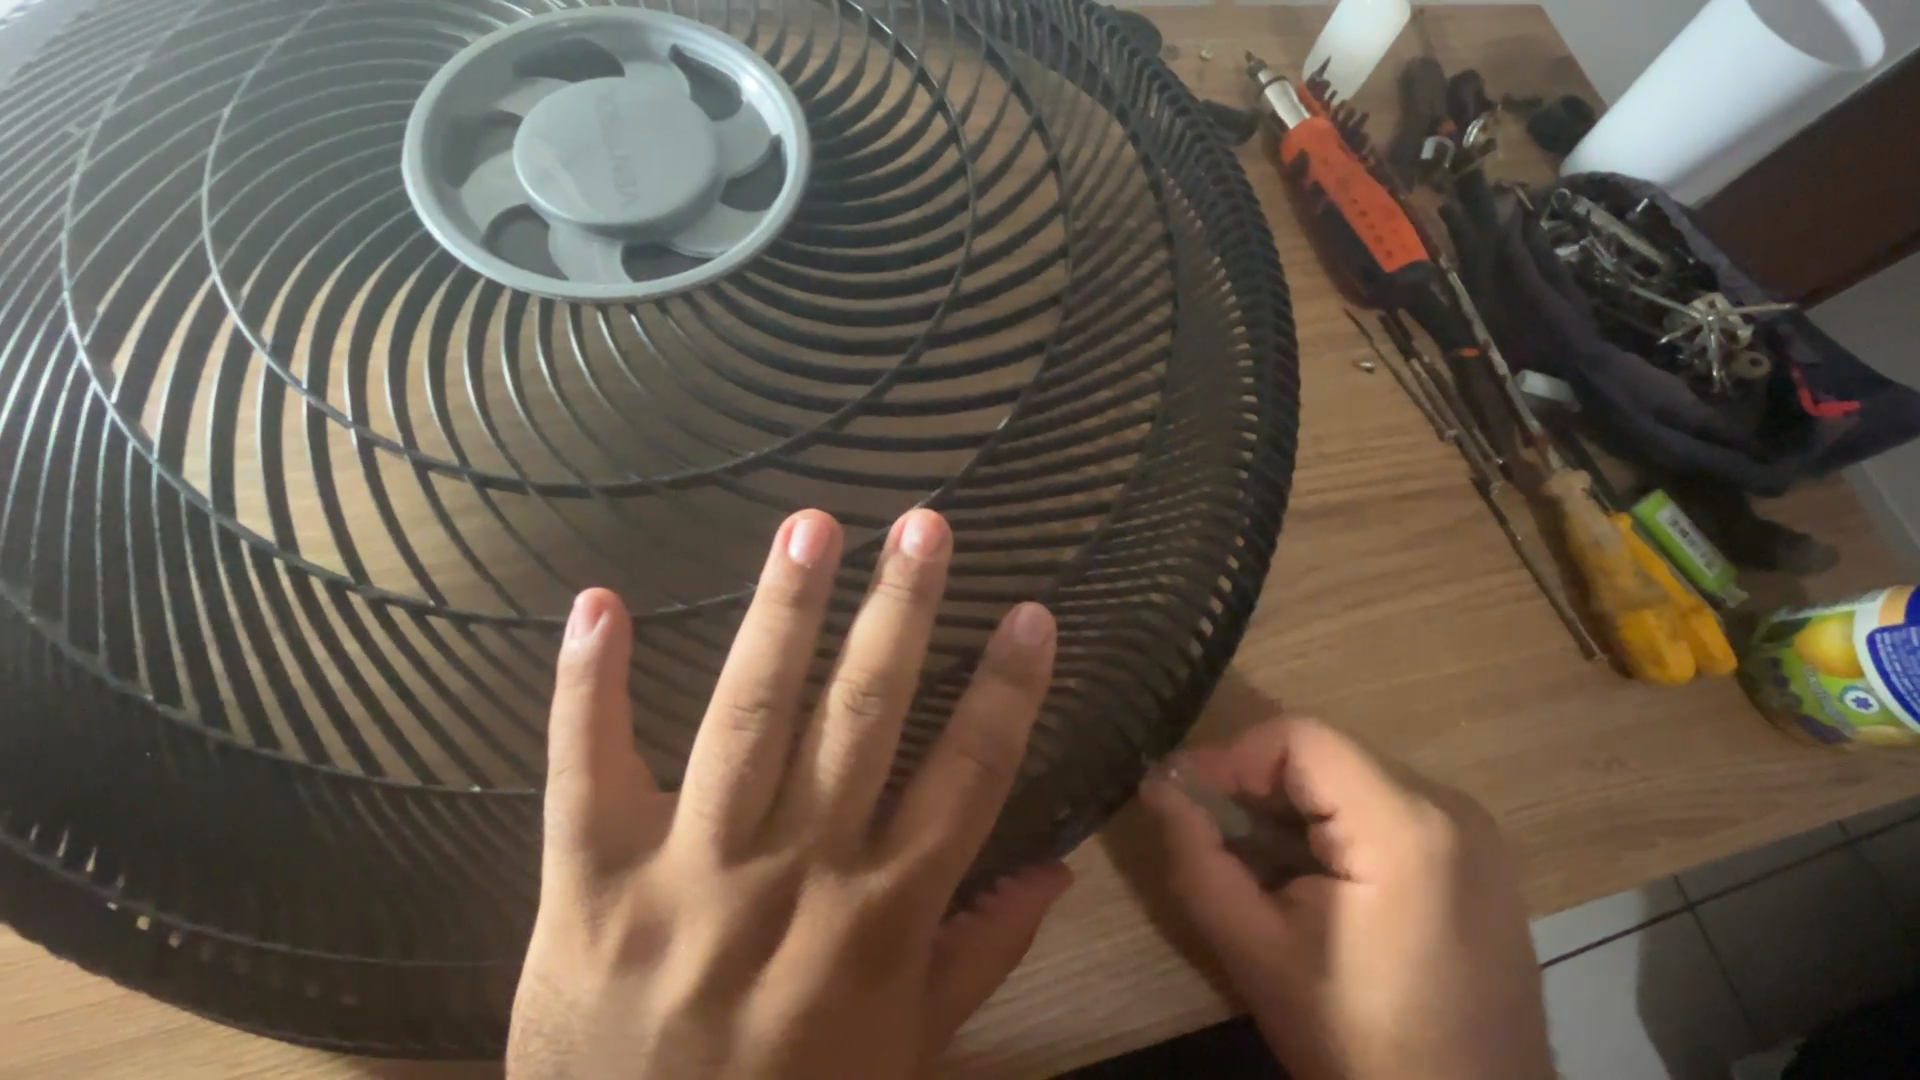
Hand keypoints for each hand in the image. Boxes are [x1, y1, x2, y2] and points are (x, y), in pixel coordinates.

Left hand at [508, 509, 1072, 1079]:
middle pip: (859, 721)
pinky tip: (599, 602)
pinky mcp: (590, 883)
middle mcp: (794, 877)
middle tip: (924, 525)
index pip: (966, 778)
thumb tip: (1058, 869)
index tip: (1030, 610)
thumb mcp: (910, 1051)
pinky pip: (585, 770)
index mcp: (879, 920)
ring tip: (810, 529)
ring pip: (744, 721)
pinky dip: (589, 686)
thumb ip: (982, 954)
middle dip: (899, 614)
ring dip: (780, 617)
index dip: (1005, 691)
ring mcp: (687, 874)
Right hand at [1140, 717, 1551, 1079]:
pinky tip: (1309, 875)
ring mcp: (1473, 832)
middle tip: (1211, 831)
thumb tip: (1157, 784)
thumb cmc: (1357, 1041)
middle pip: (1326, 754)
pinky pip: (1383, 805)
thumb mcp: (1254, 951)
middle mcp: (1450, 809)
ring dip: (1290, 804)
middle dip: (1256, 783)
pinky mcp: (1477, 856)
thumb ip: (1197, 857)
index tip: (1187, 798)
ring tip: (1256, 859)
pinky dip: (1331, 823)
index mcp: (1404, 828)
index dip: (1231, 756)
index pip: (1299, 736)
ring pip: (1350, 776)